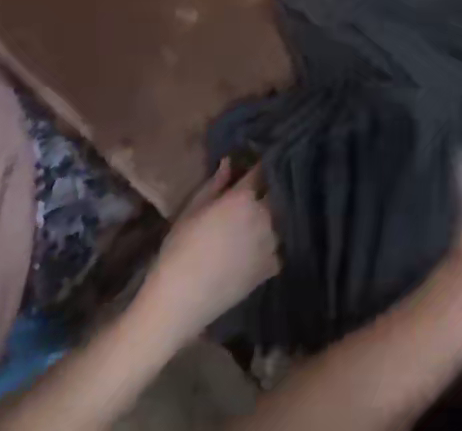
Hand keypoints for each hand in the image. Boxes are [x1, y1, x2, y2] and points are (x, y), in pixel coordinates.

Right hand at [138, 159, 280, 338]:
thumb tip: (230, 162)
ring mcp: (272, 242)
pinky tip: (262, 243)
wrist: (181, 300)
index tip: (257, 163)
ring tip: (263, 215)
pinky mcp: (273, 266)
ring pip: (280, 218)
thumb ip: (215, 184)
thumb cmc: (180, 249)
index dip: (260, 165)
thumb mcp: (192, 210)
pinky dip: (273, 242)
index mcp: (244, 197)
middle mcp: (265, 215)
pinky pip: (279, 245)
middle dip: (270, 188)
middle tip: (261, 189)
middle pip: (276, 193)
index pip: (262, 170)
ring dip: (274, 214)